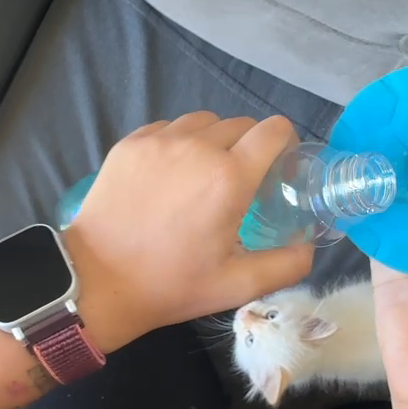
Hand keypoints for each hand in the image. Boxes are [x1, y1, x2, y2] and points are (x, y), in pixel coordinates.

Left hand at [65, 112, 313, 350]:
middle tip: (241, 183)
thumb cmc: (172, 286)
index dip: (285, 144)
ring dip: (214, 142)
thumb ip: (286, 264)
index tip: (279, 169)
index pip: (274, 130)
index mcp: (229, 178)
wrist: (98, 282)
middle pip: (241, 124)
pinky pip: (168, 129)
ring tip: (203, 176)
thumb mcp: (238, 286)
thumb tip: (309, 245)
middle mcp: (197, 147)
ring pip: (203, 122)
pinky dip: (179, 144)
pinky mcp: (130, 144)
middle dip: (250, 148)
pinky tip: (171, 176)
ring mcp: (159, 141)